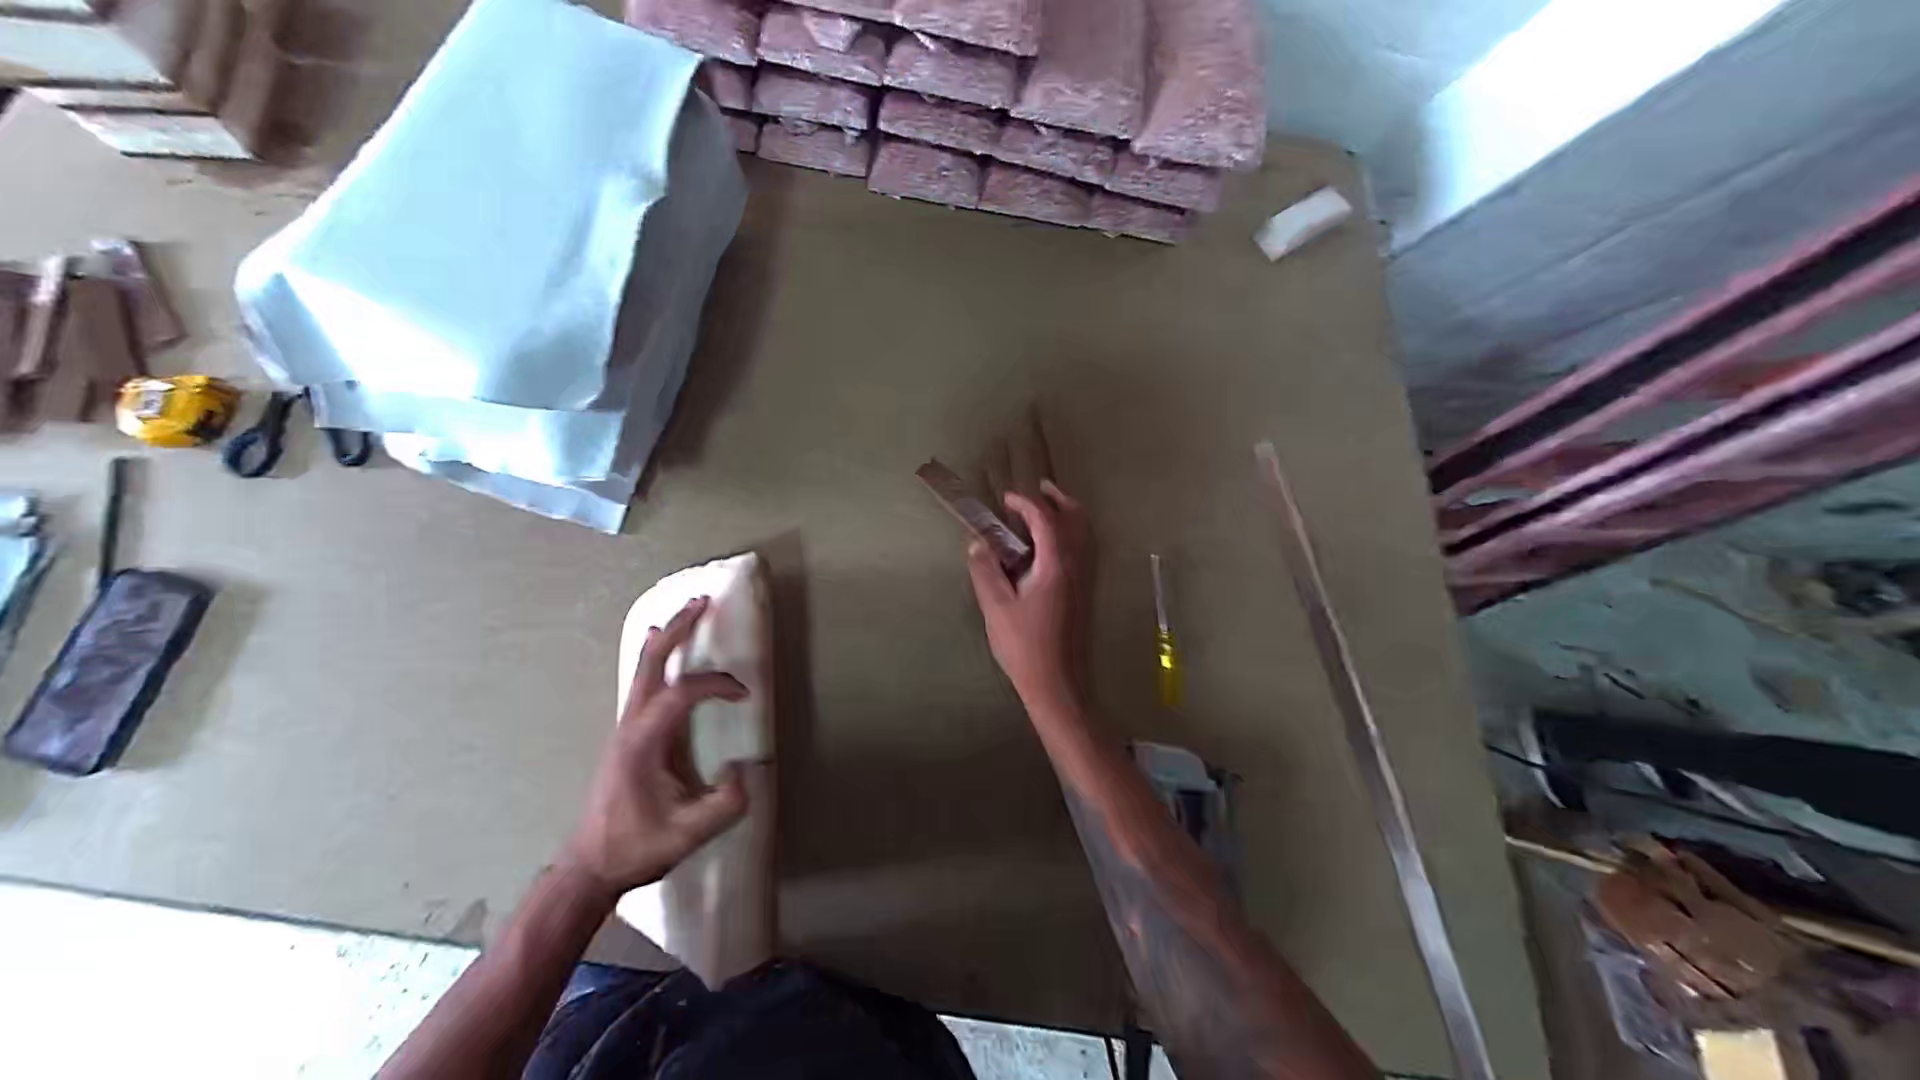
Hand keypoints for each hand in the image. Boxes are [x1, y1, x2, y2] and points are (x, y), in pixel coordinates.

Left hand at [563, 597, 749, 894]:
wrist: (591, 865)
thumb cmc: (638, 846)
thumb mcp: (690, 833)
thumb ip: (727, 802)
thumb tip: (744, 768)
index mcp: (643, 742)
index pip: (683, 693)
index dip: (716, 685)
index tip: (743, 695)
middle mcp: (630, 725)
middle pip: (651, 663)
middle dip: (678, 629)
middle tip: (702, 602)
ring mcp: (624, 727)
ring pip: (643, 669)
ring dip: (666, 638)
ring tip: (685, 613)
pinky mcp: (627, 735)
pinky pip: (642, 683)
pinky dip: (656, 657)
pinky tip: (660, 648)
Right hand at [965, 479, 1092, 711]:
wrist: (1058, 684)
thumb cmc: (1024, 646)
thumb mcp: (996, 608)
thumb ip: (986, 571)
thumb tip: (978, 544)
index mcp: (1056, 565)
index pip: (1046, 520)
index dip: (1026, 503)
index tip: (1006, 499)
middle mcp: (1077, 567)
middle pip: (1076, 520)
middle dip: (1058, 499)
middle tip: (1039, 489)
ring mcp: (1084, 580)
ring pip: (1084, 535)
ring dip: (1068, 515)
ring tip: (1046, 509)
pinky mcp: (1083, 594)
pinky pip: (1083, 550)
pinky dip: (1071, 534)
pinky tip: (1051, 546)